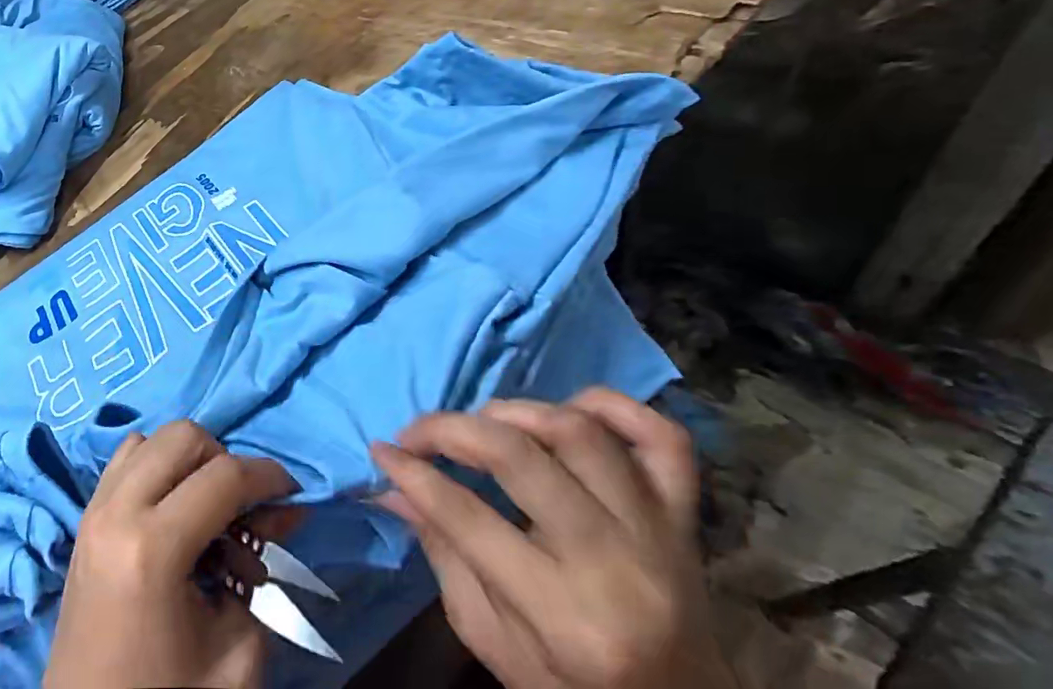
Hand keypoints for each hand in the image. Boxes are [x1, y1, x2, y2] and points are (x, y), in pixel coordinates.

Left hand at [46, 421, 298, 688]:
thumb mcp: (236, 651)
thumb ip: (264, 572)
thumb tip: (285, 510)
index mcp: (152, 547)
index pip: (223, 476)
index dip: (268, 477)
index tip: (294, 495)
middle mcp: (116, 511)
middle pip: (181, 436)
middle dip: (224, 461)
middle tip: (245, 512)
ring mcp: (93, 510)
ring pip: (148, 440)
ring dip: (187, 462)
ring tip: (208, 514)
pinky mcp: (83, 519)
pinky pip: (123, 463)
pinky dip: (157, 470)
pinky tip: (175, 517)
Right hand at [370, 389, 738, 688]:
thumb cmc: (571, 683)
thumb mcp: (490, 637)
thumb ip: (443, 554)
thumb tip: (391, 487)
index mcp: (564, 614)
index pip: (467, 517)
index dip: (412, 474)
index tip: (382, 452)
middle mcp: (616, 563)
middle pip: (520, 456)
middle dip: (450, 430)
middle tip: (417, 434)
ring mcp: (659, 533)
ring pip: (580, 432)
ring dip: (516, 412)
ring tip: (484, 424)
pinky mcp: (685, 517)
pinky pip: (661, 439)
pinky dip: (612, 408)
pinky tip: (569, 410)